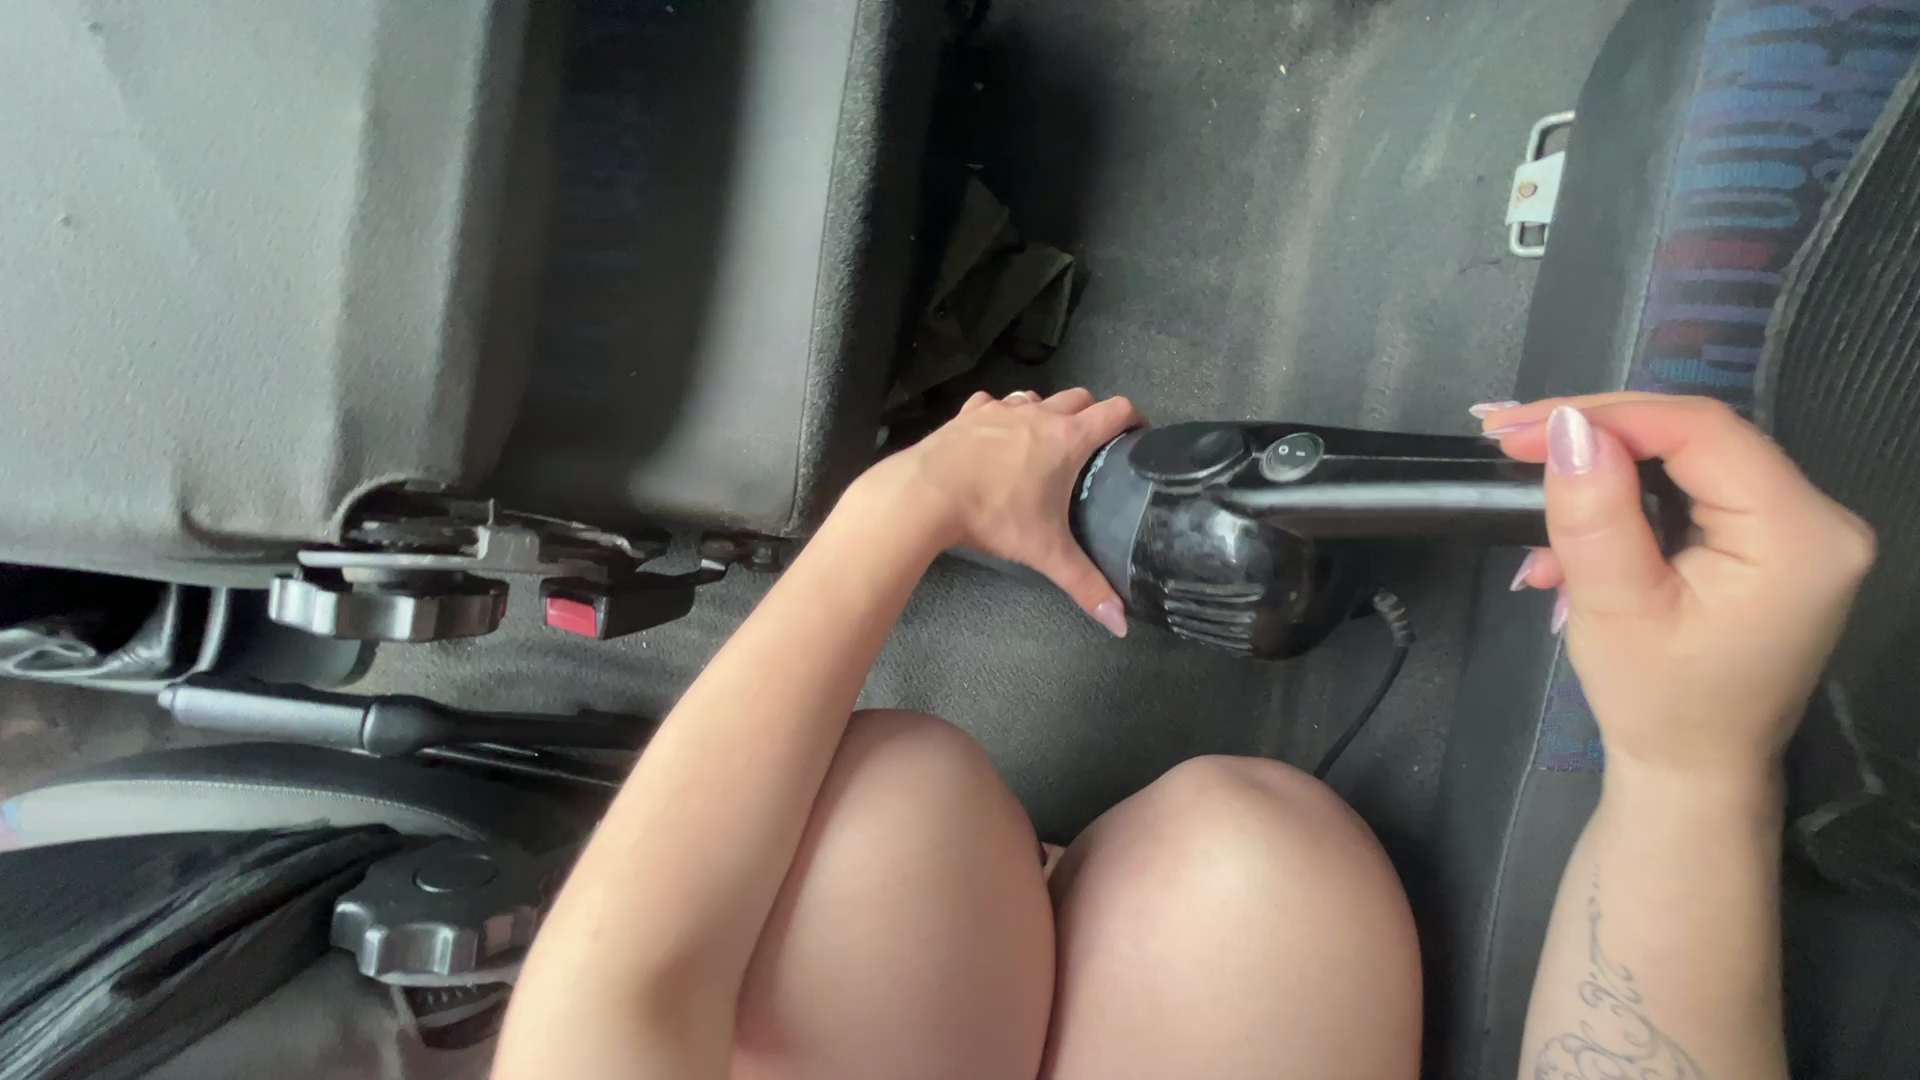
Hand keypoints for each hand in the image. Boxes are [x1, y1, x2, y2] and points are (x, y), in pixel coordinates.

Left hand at [860, 388, 1143, 634]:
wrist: (925, 493)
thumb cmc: (993, 516)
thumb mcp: (1045, 552)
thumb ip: (1085, 585)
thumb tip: (1120, 623)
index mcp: (1067, 438)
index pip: (1116, 411)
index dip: (1134, 419)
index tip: (1138, 434)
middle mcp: (1038, 414)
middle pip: (1079, 398)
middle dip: (1092, 414)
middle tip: (1092, 445)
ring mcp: (1000, 409)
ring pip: (1036, 396)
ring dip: (1047, 410)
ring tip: (1045, 439)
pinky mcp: (967, 414)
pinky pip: (992, 402)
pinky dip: (1001, 413)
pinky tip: (996, 432)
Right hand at [1481, 394, 1874, 780]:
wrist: (1689, 761)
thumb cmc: (1655, 696)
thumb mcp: (1612, 606)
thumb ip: (1592, 515)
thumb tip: (1563, 430)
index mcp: (1795, 535)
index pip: (1699, 432)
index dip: (1601, 415)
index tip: (1511, 429)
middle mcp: (1811, 518)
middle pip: (1691, 437)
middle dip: (1589, 433)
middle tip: (1502, 439)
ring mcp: (1787, 530)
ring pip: (1676, 461)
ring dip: (1590, 474)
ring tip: (1521, 502)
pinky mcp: (1756, 543)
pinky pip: (1678, 494)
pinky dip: (1611, 503)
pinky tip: (1561, 544)